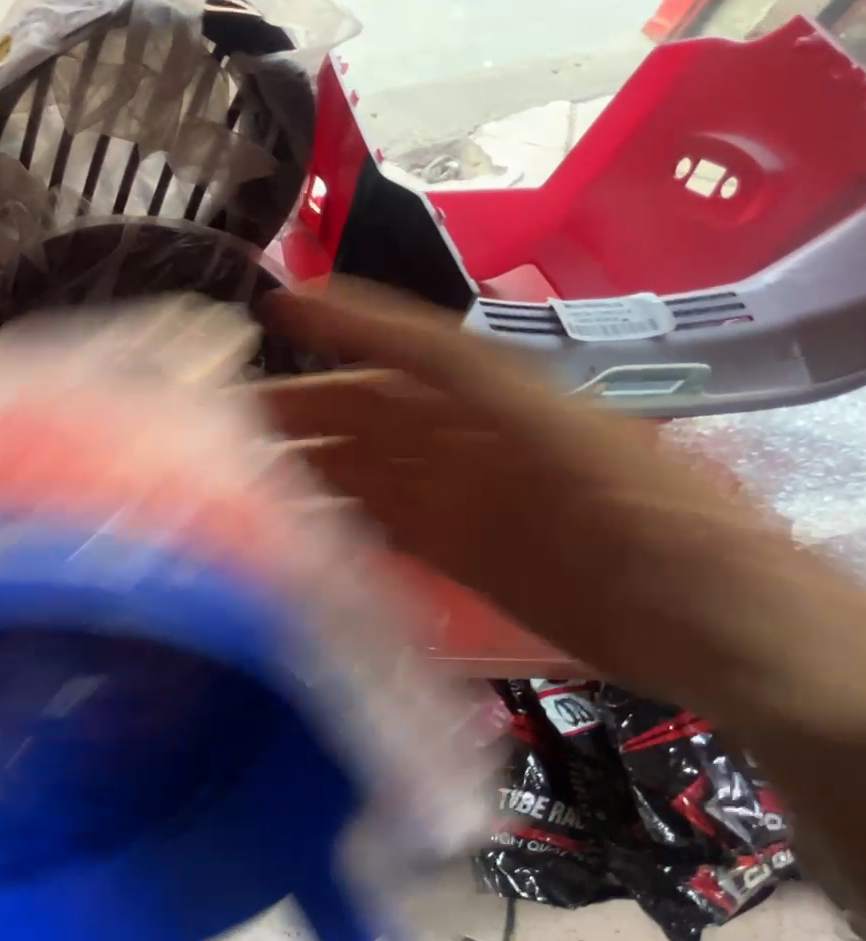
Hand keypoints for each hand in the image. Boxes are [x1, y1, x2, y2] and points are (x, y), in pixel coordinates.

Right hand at [253, 279, 813, 717]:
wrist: (721, 633)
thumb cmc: (669, 532)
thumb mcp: (589, 452)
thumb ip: (503, 406)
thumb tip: (431, 380)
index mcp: (503, 401)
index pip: (410, 349)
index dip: (345, 324)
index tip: (274, 307)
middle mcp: (468, 439)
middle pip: (367, 410)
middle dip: (297, 406)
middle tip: (220, 420)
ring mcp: (454, 495)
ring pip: (360, 465)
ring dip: (300, 463)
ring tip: (232, 475)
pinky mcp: (447, 546)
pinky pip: (372, 519)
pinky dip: (327, 516)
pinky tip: (283, 523)